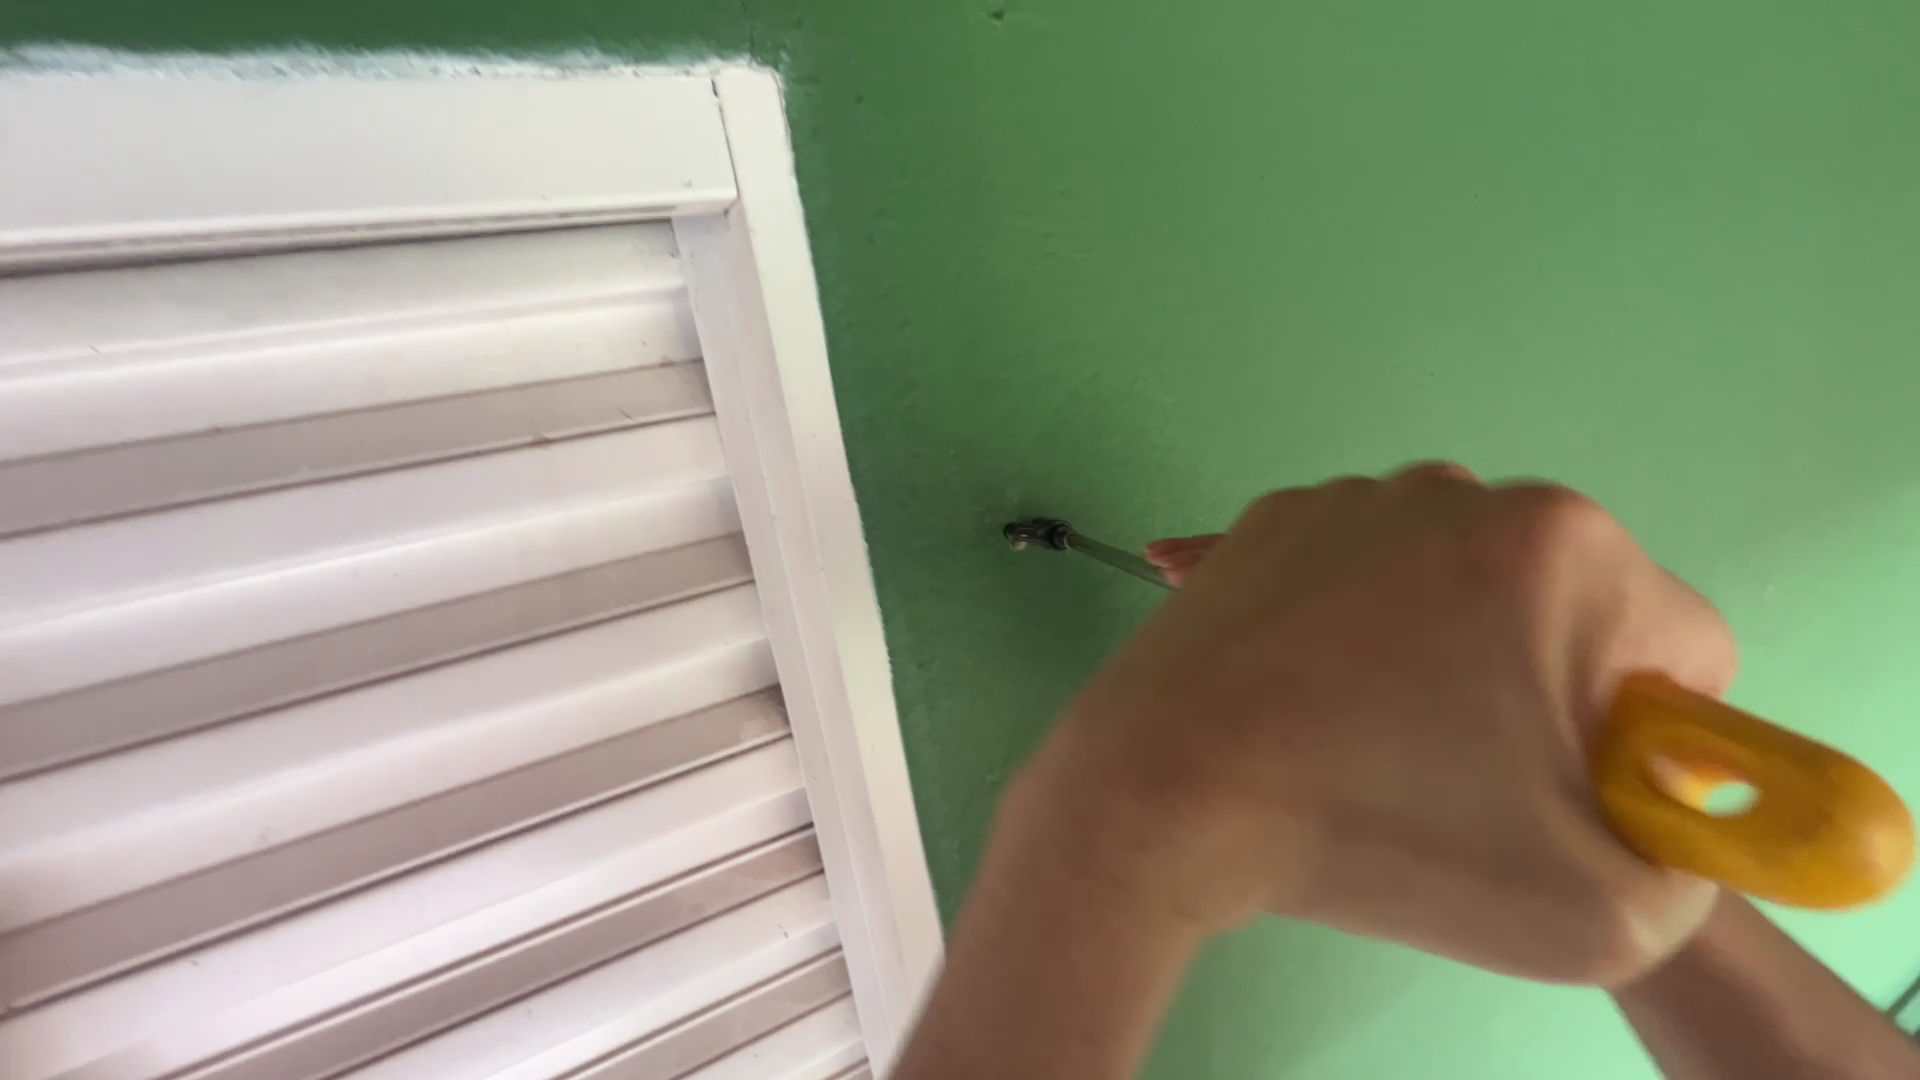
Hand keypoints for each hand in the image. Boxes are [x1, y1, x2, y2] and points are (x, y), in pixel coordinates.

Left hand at [1005, 464, 1735, 985]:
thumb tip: (1645, 785)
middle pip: (1542, 610)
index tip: (1548, 788)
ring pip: (1435, 595)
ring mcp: (1334, 502)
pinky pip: (1337, 584)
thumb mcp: (1603, 905)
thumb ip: (1686, 846)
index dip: (1630, 739)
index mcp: (1555, 543)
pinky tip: (1300, 687)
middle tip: (1440, 769)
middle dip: (1520, 689)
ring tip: (1351, 737)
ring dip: (1423, 661)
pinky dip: (1337, 635)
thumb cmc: (1372, 836)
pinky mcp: (1255, 529)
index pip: (1672, 646)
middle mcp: (1443, 493)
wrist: (1162, 787)